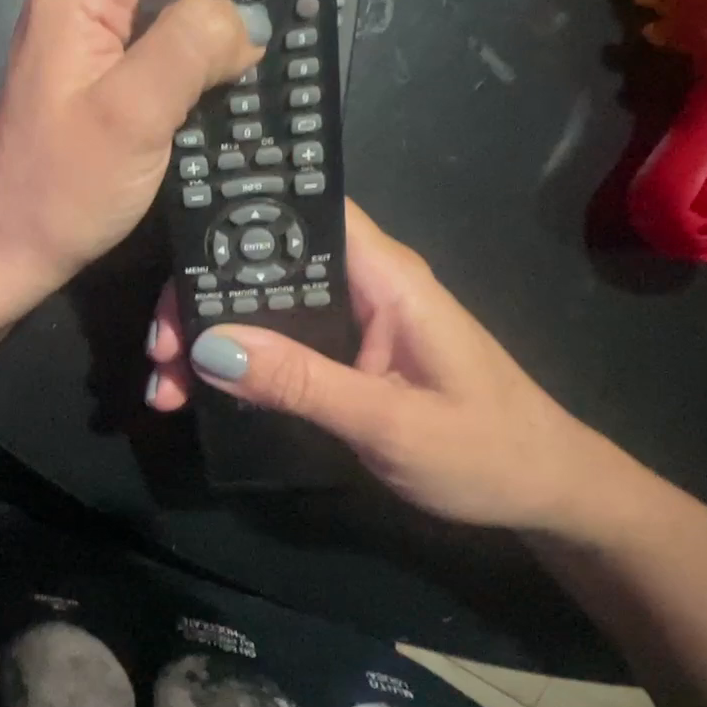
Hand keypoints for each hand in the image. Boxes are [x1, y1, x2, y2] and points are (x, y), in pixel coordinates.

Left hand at [0, 0, 264, 303]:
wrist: (17, 244)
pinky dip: (183, 66)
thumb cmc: (68, 185)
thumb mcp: (136, 111)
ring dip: (204, 43)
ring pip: (165, 10)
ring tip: (234, 86)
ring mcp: (79, 35)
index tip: (259, 25)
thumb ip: (191, 45)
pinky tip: (200, 100)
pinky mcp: (89, 69)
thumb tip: (244, 16)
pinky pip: (150, 46)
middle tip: (251, 64)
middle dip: (218, 10)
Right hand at [145, 199, 628, 531]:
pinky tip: (194, 390)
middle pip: (261, 260)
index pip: (299, 211)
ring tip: (164, 384)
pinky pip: (271, 335)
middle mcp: (359, 280)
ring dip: (206, 334)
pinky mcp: (339, 345)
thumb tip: (209, 347)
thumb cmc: (488, 452)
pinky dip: (230, 358)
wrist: (548, 494)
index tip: (175, 264)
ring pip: (257, 301)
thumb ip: (301, 383)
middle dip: (200, 297)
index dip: (232, 220)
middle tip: (158, 349)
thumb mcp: (390, 423)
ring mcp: (347, 313)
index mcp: (384, 275)